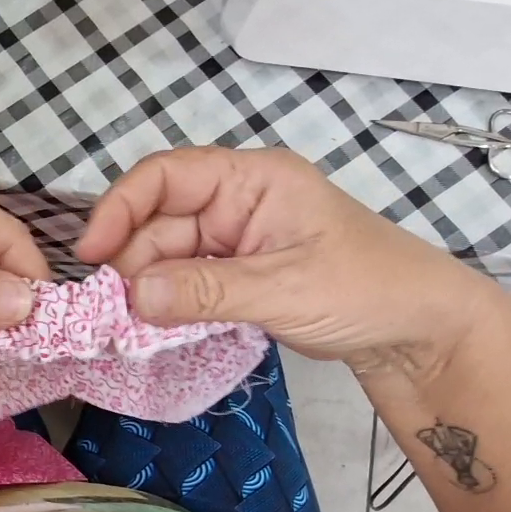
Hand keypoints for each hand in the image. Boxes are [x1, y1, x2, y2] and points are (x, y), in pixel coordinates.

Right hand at [75, 147, 504, 370]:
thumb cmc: (368, 290)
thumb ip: (207, 291)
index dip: (120, 207)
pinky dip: (164, 303)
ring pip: (163, 256)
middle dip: (131, 262)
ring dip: (145, 289)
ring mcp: (231, 240)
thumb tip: (132, 297)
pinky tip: (151, 325)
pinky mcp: (231, 274)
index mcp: (252, 180)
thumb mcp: (286, 288)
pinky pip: (181, 282)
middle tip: (113, 310)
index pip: (167, 176)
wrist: (419, 335)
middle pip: (157, 222)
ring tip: (130, 326)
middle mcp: (234, 202)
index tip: (91, 254)